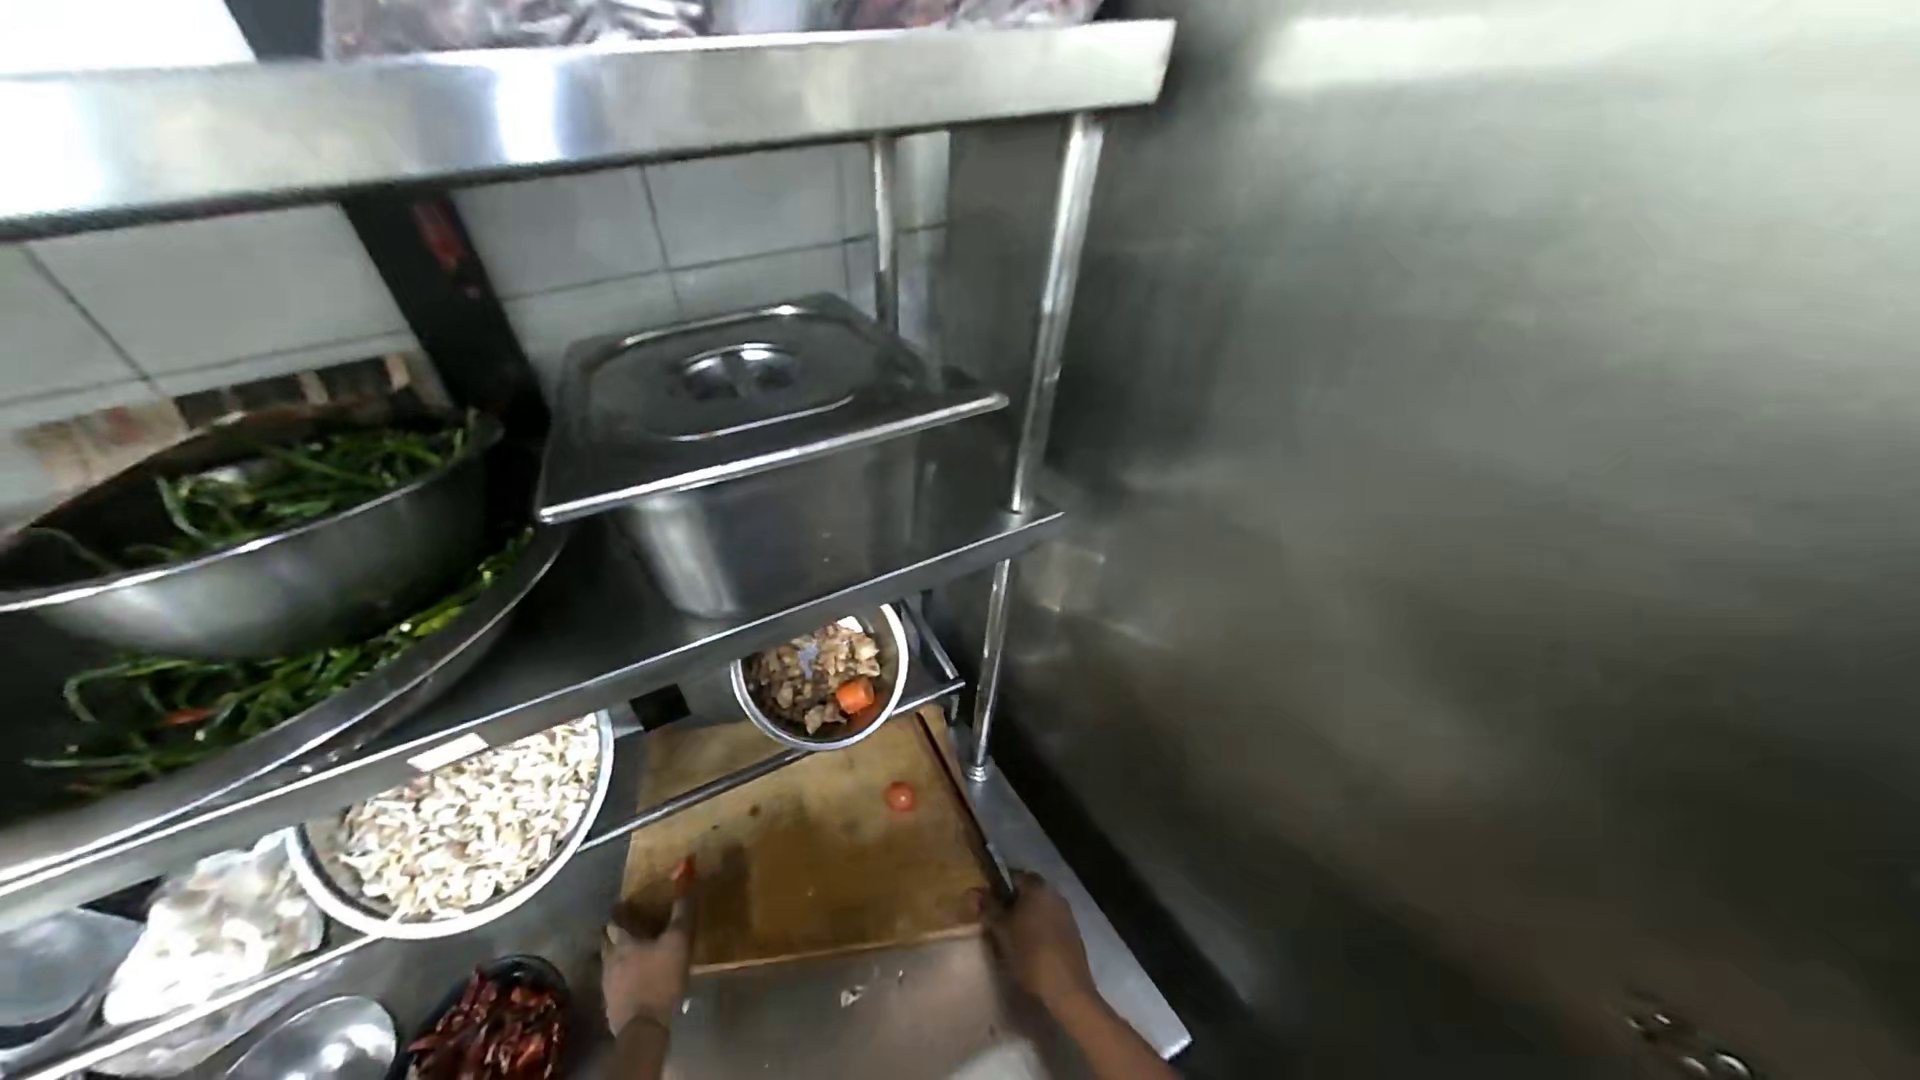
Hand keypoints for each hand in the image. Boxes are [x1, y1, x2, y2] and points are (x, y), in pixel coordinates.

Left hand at [601, 856, 695, 1036]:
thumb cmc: (661, 976)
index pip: (615, 920)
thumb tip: (686, 872)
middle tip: (628, 926)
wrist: (644, 1026)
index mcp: (623, 942)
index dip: (619, 911)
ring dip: (616, 954)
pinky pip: (613, 982)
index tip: (624, 904)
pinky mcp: (611, 1004)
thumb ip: (683, 909)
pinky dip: (621, 975)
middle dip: (614, 932)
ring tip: (631, 952)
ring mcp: (607, 984)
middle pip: (607, 941)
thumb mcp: (679, 939)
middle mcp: (609, 960)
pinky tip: (633, 979)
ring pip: (608, 962)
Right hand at [979, 870, 1098, 1010]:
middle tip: (996, 924)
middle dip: (1011, 904)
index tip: (987, 905)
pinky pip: (1050, 922)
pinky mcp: (1073, 932)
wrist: (1067, 990)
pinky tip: (1031, 949)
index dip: (997, 888)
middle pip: (1027, 892)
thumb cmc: (1030, 954)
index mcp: (1037, 886)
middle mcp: (1054, 893)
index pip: (1012, 875)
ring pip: (1039, 908)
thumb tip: (972, 891)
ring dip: (1025, 917)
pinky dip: (1038, 929)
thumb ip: (988, 908)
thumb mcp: (1002, 930)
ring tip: (1011, 939)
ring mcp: (1066, 912)